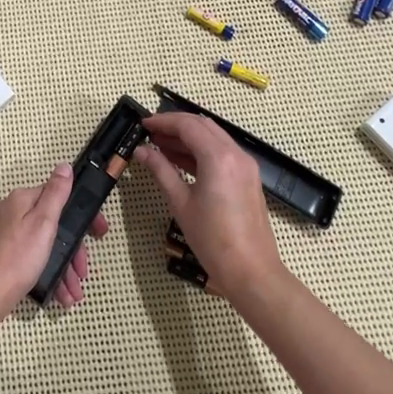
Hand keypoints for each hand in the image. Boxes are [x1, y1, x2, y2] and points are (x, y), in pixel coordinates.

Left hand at [0, 164, 108, 307]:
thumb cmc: (19, 256)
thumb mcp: (43, 222)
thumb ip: (56, 193)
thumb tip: (64, 166)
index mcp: (23, 199)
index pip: (59, 197)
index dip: (82, 216)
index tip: (99, 233)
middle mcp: (14, 212)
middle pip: (54, 224)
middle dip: (74, 250)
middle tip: (83, 272)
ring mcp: (9, 234)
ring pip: (46, 245)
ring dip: (64, 268)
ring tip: (75, 294)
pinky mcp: (7, 254)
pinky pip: (35, 258)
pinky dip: (50, 273)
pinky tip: (60, 294)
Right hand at [135, 112, 281, 295]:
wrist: (251, 271)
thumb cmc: (212, 239)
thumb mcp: (181, 203)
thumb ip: (161, 170)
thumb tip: (141, 151)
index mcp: (218, 157)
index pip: (187, 125)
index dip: (163, 122)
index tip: (143, 125)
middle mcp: (236, 154)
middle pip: (202, 125)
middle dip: (176, 126)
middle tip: (151, 134)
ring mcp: (246, 165)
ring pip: (214, 137)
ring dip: (189, 137)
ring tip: (161, 146)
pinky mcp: (249, 177)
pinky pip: (223, 152)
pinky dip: (202, 150)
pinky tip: (182, 160)